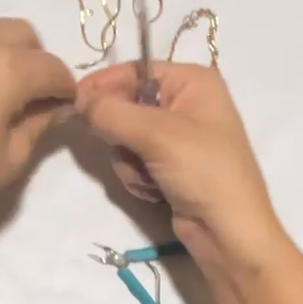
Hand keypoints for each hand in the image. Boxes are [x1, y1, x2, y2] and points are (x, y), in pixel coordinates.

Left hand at [0, 20, 76, 232]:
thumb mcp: (10, 158)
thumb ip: (39, 123)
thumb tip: (55, 106)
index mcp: (4, 67)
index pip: (52, 68)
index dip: (65, 89)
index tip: (64, 108)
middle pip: (23, 35)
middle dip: (36, 62)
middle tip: (29, 98)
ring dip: (2, 54)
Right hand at [76, 61, 284, 262]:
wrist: (228, 232)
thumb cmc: (204, 172)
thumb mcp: (157, 134)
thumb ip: (112, 113)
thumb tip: (78, 100)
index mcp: (193, 82)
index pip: (135, 70)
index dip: (104, 85)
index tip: (74, 103)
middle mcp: (185, 104)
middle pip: (126, 106)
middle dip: (122, 135)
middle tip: (130, 150)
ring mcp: (176, 139)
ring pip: (124, 139)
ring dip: (129, 162)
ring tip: (151, 178)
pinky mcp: (168, 168)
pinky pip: (133, 162)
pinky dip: (137, 178)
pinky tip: (156, 192)